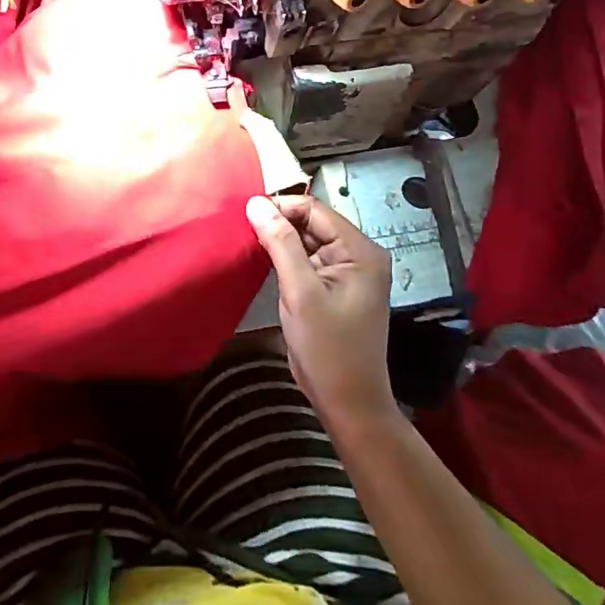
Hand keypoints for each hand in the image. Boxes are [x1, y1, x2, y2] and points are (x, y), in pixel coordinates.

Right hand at [245, 195, 396, 427]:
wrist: (346, 401)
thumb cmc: (328, 348)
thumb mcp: (300, 292)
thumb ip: (280, 243)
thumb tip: (256, 203)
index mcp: (361, 250)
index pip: (315, 210)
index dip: (281, 207)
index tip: (246, 216)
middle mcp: (359, 254)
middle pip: (312, 223)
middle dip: (279, 224)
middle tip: (243, 231)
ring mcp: (348, 271)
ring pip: (307, 240)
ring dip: (281, 241)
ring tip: (249, 243)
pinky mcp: (334, 286)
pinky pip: (308, 260)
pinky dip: (287, 258)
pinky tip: (264, 260)